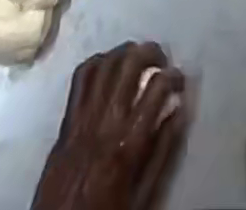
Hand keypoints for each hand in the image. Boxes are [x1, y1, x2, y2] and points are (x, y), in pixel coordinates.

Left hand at [33, 42, 188, 209]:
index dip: (172, 76)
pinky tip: (108, 64)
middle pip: (128, 66)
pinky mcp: (66, 118)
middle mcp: (106, 121)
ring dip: (124, 51)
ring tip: (138, 53)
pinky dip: (97, 62)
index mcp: (129, 143)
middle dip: (149, 52)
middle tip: (161, 57)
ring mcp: (83, 116)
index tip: (180, 77)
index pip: (155, 90)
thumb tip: (178, 110)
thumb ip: (163, 151)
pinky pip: (81, 77)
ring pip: (104, 65)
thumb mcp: (145, 193)